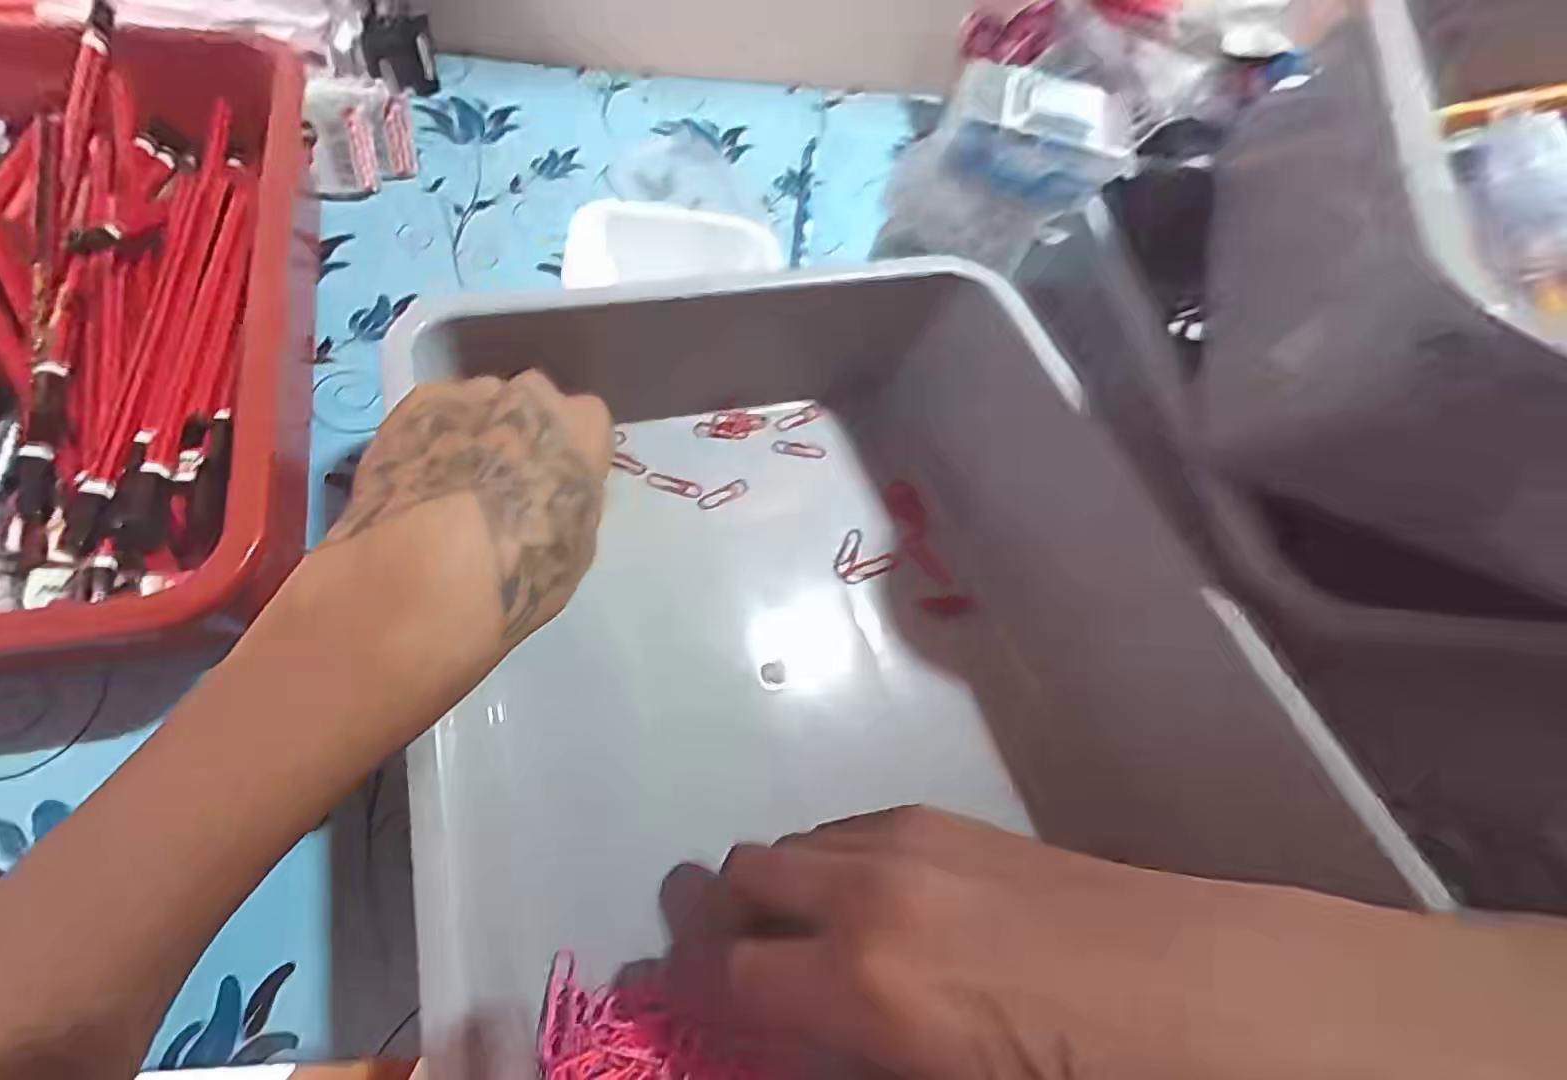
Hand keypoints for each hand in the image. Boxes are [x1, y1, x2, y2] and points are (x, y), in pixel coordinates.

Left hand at [324, 370, 610, 647]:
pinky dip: (423, 442)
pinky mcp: (414, 403)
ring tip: (446, 489)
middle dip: (515, 437)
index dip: (562, 457)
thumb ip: (566, 502)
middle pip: (527, 406)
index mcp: (584, 425)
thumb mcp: (574, 545)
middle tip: (497, 486)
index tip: (547, 484)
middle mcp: (532, 393)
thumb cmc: (525, 566)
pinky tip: (411, 482)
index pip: (584, 426)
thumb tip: (548, 499)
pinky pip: (427, 416)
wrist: (436, 562)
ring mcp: (470, 392)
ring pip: (475, 406)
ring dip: (467, 437)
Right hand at [664, 807, 1514, 1079]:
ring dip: (773, 898)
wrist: (1261, 1004)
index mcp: (870, 983)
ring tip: (810, 950)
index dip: (684, 991)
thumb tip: (799, 1044)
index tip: (672, 1006)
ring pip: (785, 849)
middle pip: (736, 880)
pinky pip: (839, 833)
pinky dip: (825, 871)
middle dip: (716, 928)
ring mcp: (903, 840)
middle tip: (738, 980)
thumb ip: (855, 1063)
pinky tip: (876, 914)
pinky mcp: (941, 819)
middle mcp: (865, 890)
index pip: (726, 974)